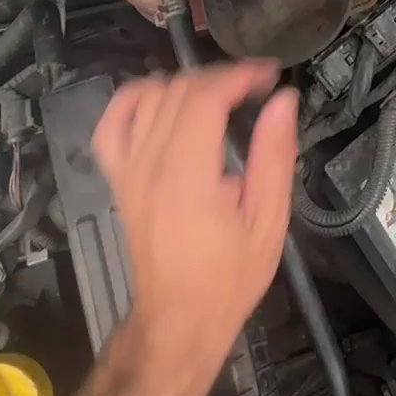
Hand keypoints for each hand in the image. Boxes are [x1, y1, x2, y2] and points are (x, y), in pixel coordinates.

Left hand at [91, 61, 299, 395]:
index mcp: (188, 177)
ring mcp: (126, 170)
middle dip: (222, 77)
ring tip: (221, 95)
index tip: (270, 76)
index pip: (205, 97)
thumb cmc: (230, 276)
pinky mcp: (117, 178)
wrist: (179, 320)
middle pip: (179, 89)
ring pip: (147, 96)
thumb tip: (283, 100)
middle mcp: (149, 165)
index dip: (240, 75)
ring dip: (187, 83)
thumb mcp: (269, 221)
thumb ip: (275, 155)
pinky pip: (113, 122)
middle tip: (257, 88)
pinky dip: (136, 100)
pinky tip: (164, 100)